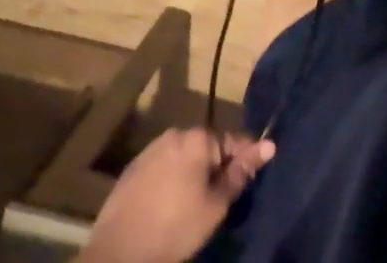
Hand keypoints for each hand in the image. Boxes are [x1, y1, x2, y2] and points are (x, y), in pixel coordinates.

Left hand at [81, 128, 275, 262]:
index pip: (233, 141)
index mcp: (197, 138)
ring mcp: (149, 151)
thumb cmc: (175, 228)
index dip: (244, 162)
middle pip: (207, 147)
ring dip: (193, 173)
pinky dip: (171, 179)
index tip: (246, 184)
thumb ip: (242, 172)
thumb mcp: (216, 204)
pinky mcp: (131, 169)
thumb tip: (269, 144)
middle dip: (216, 167)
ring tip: (193, 203)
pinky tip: (168, 205)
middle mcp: (173, 135)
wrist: (117, 254)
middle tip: (218, 198)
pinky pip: (163, 167)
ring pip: (184, 157)